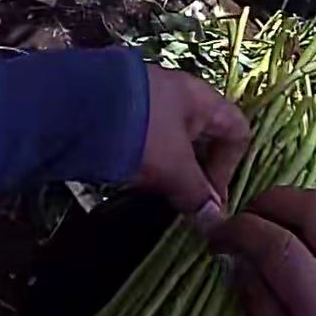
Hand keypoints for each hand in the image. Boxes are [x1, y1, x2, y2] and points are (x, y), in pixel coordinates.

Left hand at [136, 66, 248, 222]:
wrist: (78, 104)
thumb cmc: (141, 131)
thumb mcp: (174, 165)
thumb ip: (197, 193)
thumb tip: (217, 222)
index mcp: (202, 98)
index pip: (237, 129)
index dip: (232, 165)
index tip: (212, 198)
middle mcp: (180, 93)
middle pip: (206, 135)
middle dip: (199, 171)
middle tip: (186, 202)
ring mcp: (151, 99)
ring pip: (175, 139)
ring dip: (172, 168)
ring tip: (157, 192)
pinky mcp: (125, 109)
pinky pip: (150, 137)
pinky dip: (149, 158)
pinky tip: (134, 175)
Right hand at [210, 188, 315, 315]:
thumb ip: (260, 308)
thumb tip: (239, 257)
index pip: (281, 246)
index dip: (242, 231)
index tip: (215, 235)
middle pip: (312, 208)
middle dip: (268, 202)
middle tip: (239, 220)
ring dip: (285, 208)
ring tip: (256, 229)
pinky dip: (301, 224)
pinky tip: (281, 244)